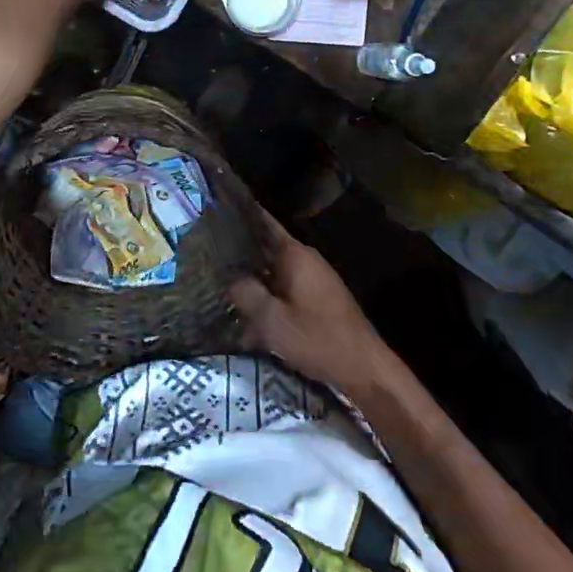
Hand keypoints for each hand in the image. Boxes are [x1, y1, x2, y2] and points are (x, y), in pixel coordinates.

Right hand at [229, 208, 397, 402]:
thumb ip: (246, 293)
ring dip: (254, 271)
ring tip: (222, 274)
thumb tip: (229, 276)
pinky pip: (286, 282)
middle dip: (241, 246)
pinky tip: (251, 303)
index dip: (242, 213)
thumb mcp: (272, 320)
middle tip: (209, 247)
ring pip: (275, 266)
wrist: (363, 366)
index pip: (264, 222)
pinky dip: (268, 287)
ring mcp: (315, 275)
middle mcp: (306, 257)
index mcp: (295, 254)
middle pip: (267, 243)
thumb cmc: (316, 338)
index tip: (218, 206)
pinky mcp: (319, 295)